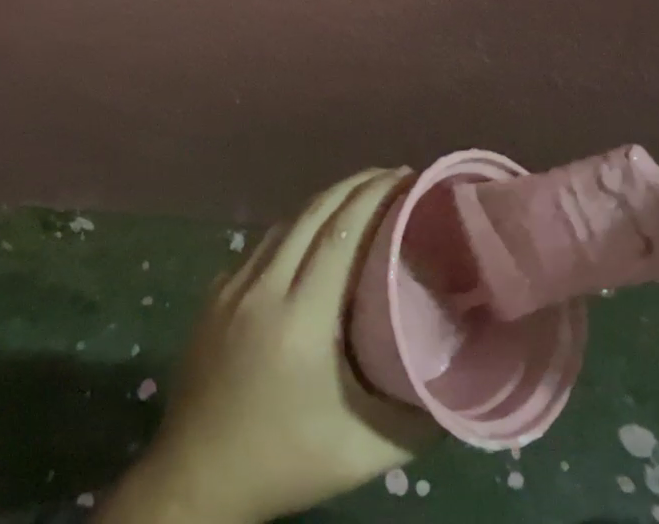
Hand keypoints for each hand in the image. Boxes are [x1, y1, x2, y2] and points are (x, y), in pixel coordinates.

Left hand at [98, 168, 437, 523]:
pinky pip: (261, 247)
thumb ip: (421, 417)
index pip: (342, 231)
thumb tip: (462, 384)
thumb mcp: (366, 451)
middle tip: (395, 178)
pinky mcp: (213, 297)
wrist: (195, 480)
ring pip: (284, 225)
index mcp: (301, 318)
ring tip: (361, 199)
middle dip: (355, 186)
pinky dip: (295, 228)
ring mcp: (230, 289)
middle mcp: (262, 288)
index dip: (376, 196)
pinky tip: (313, 239)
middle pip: (313, 214)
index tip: (409, 177)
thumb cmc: (285, 461)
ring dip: (325, 203)